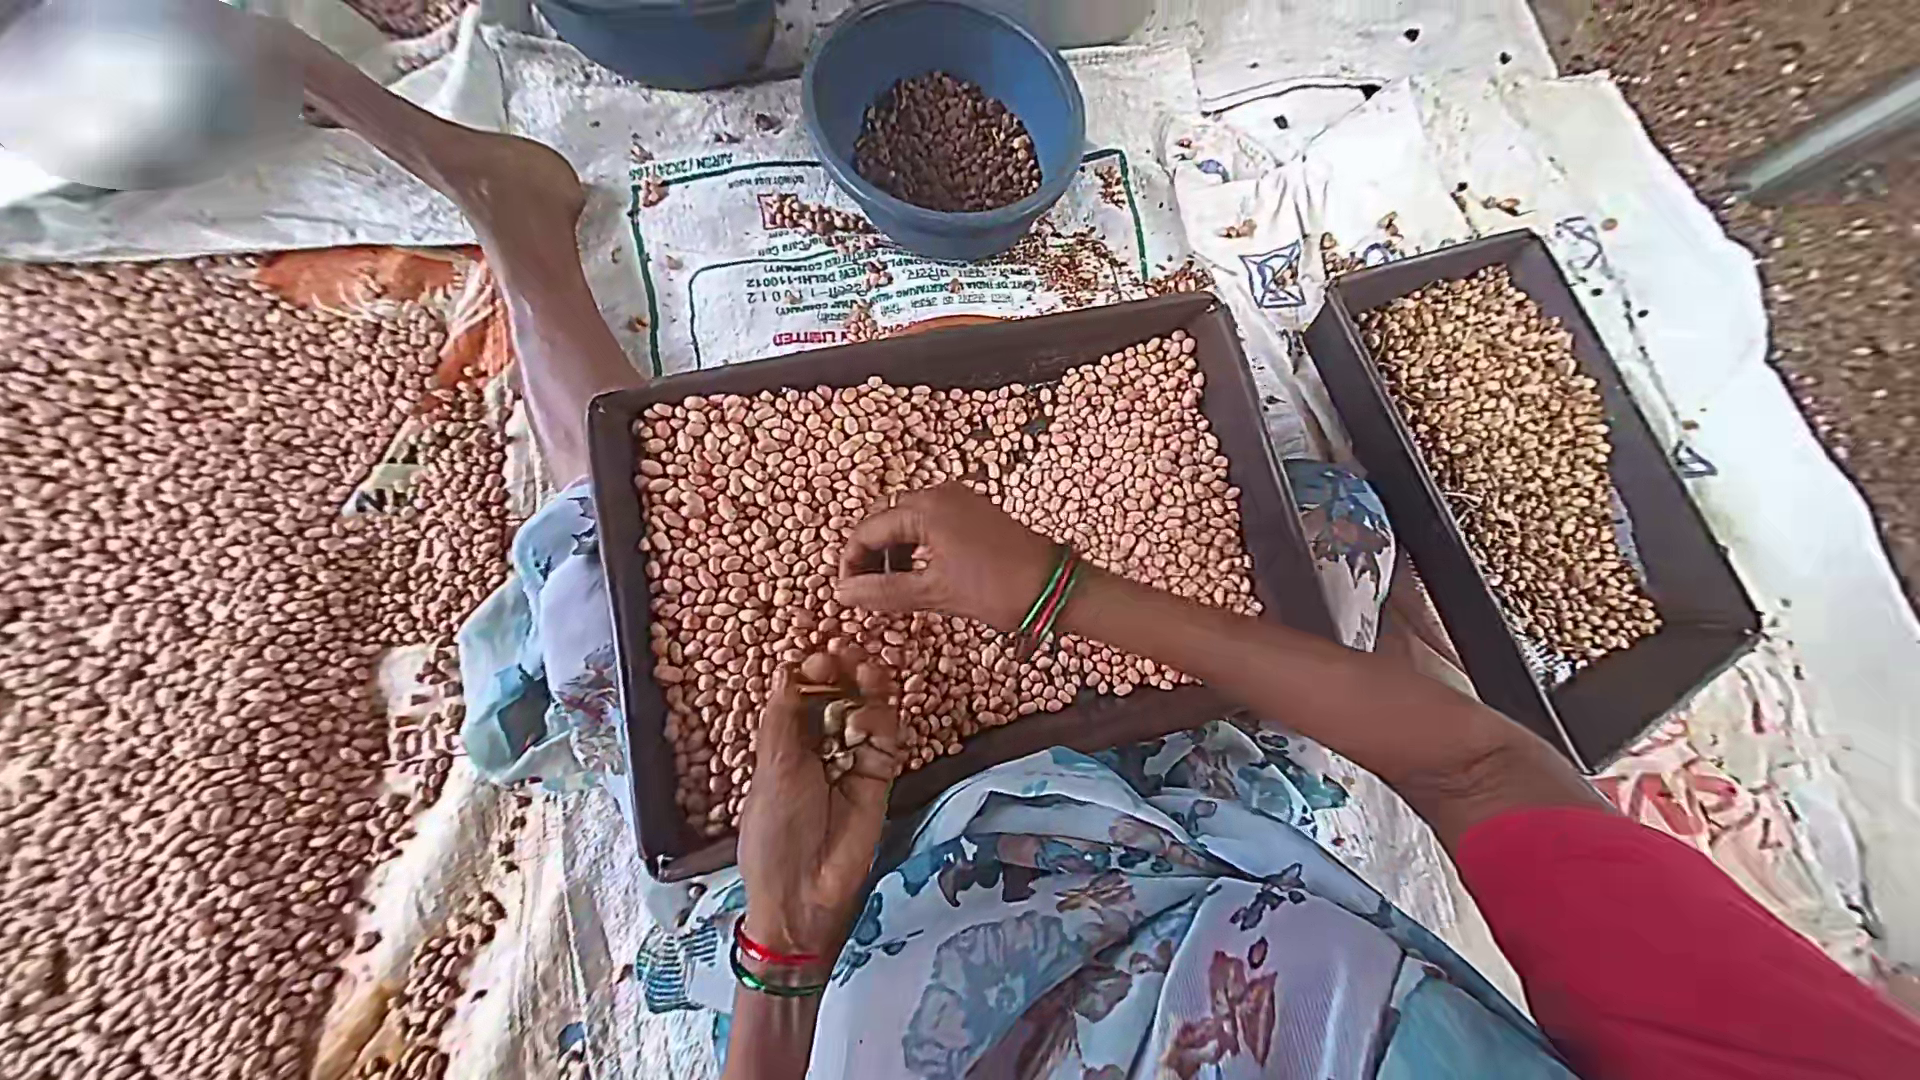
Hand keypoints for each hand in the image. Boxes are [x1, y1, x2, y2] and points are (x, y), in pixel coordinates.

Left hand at [737, 646, 903, 971]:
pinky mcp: (881, 771)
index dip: (814, 672)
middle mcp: (824, 742)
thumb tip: (785, 668)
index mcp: (790, 739)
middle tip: (846, 653)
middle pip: (841, 694)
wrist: (805, 890)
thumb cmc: (776, 828)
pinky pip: (887, 735)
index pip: (807, 693)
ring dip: (868, 685)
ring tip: (866, 669)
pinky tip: (868, 713)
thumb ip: (783, 716)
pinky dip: (881, 717)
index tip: (818, 657)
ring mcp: (854, 755)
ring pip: (867, 708)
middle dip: (844, 671)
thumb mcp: (772, 767)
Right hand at [833, 484, 1057, 631]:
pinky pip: (933, 524)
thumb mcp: (934, 593)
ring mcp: (960, 501)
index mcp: (926, 508)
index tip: (848, 595)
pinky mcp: (975, 513)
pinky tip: (922, 575)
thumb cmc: (996, 589)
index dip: (852, 564)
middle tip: (870, 594)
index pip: (868, 531)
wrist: (1057, 587)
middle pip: (887, 523)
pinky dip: (920, 548)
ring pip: (910, 524)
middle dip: (874, 558)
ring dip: (896, 554)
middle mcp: (940, 494)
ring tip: (896, 589)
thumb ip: (883, 591)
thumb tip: (842, 594)